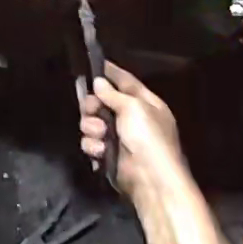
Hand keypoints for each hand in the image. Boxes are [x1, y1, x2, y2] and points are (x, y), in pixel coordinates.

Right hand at [79, 61, 185, 198]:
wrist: (150, 180)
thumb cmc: (148, 137)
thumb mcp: (134, 108)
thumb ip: (113, 93)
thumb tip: (98, 82)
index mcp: (145, 103)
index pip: (125, 81)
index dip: (110, 72)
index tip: (94, 64)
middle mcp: (132, 118)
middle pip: (102, 101)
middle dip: (93, 105)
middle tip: (92, 109)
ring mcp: (119, 137)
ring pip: (92, 122)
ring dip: (92, 126)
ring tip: (100, 134)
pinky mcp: (108, 154)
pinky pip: (91, 142)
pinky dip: (93, 145)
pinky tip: (100, 151)